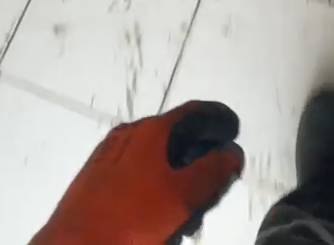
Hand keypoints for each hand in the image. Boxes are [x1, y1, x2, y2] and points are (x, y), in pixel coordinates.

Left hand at [30, 101, 244, 244]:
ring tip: (190, 208)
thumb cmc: (128, 221)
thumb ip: (211, 173)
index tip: (235, 131)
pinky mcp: (98, 178)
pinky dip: (157, 183)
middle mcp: (130, 134)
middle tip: (217, 180)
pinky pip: (137, 171)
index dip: (218, 120)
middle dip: (200, 154)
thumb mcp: (180, 199)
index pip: (194, 112)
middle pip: (175, 134)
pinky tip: (160, 214)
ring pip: (156, 156)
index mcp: (151, 131)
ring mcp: (111, 155)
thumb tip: (232, 152)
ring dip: (179, 173)